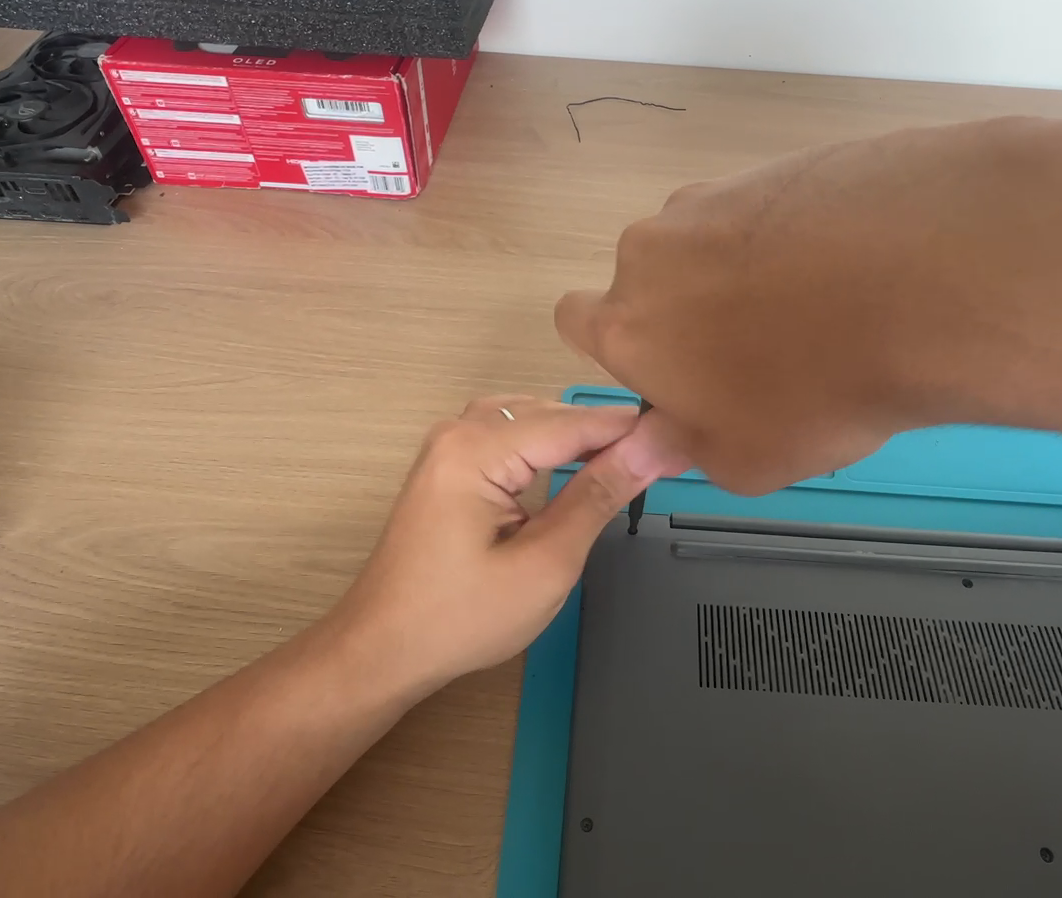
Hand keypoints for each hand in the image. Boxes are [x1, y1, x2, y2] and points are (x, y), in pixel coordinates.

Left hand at [326, 396, 686, 694]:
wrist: (382, 648)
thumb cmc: (461, 617)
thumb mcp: (545, 562)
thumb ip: (596, 496)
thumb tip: (647, 450)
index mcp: (476, 449)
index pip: (571, 422)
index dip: (628, 428)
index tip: (680, 435)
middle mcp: (457, 431)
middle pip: (548, 412)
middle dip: (602, 431)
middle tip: (658, 456)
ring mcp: (446, 445)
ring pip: (528, 417)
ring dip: (574, 434)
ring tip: (623, 460)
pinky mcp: (445, 464)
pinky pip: (506, 432)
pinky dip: (544, 442)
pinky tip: (570, 462)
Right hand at [556, 120, 1037, 494]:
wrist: (924, 280)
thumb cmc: (813, 390)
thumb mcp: (744, 460)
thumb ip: (682, 447)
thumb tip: (655, 437)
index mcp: (626, 322)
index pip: (576, 323)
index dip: (618, 350)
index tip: (668, 373)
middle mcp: (652, 247)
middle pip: (648, 279)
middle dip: (684, 311)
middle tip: (754, 351)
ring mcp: (716, 196)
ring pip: (708, 242)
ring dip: (739, 272)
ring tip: (816, 307)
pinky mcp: (778, 164)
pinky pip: (768, 212)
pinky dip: (792, 238)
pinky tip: (849, 268)